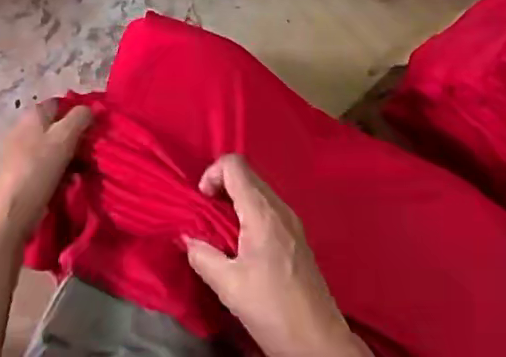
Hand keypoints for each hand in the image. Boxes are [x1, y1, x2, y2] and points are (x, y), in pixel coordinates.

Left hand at [0, 102, 92, 235]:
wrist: (13, 211)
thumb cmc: (39, 166)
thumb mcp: (65, 136)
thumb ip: (80, 117)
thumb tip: (90, 109)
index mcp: (33, 114)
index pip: (60, 103)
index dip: (78, 112)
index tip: (94, 126)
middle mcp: (24, 129)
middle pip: (57, 126)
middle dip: (76, 136)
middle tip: (92, 148)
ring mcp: (20, 152)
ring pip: (53, 147)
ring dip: (70, 155)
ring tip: (84, 167)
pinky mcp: (21, 174)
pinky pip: (46, 165)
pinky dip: (59, 170)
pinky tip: (70, 181)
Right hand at [183, 155, 368, 356]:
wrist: (318, 340)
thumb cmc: (273, 309)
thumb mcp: (229, 287)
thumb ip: (203, 256)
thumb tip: (187, 237)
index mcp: (262, 212)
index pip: (235, 165)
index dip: (212, 174)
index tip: (201, 202)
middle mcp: (280, 207)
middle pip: (246, 174)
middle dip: (221, 187)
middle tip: (205, 217)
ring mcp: (292, 220)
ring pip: (258, 191)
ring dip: (235, 201)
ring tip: (221, 233)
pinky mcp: (297, 235)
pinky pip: (268, 208)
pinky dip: (250, 213)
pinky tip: (243, 245)